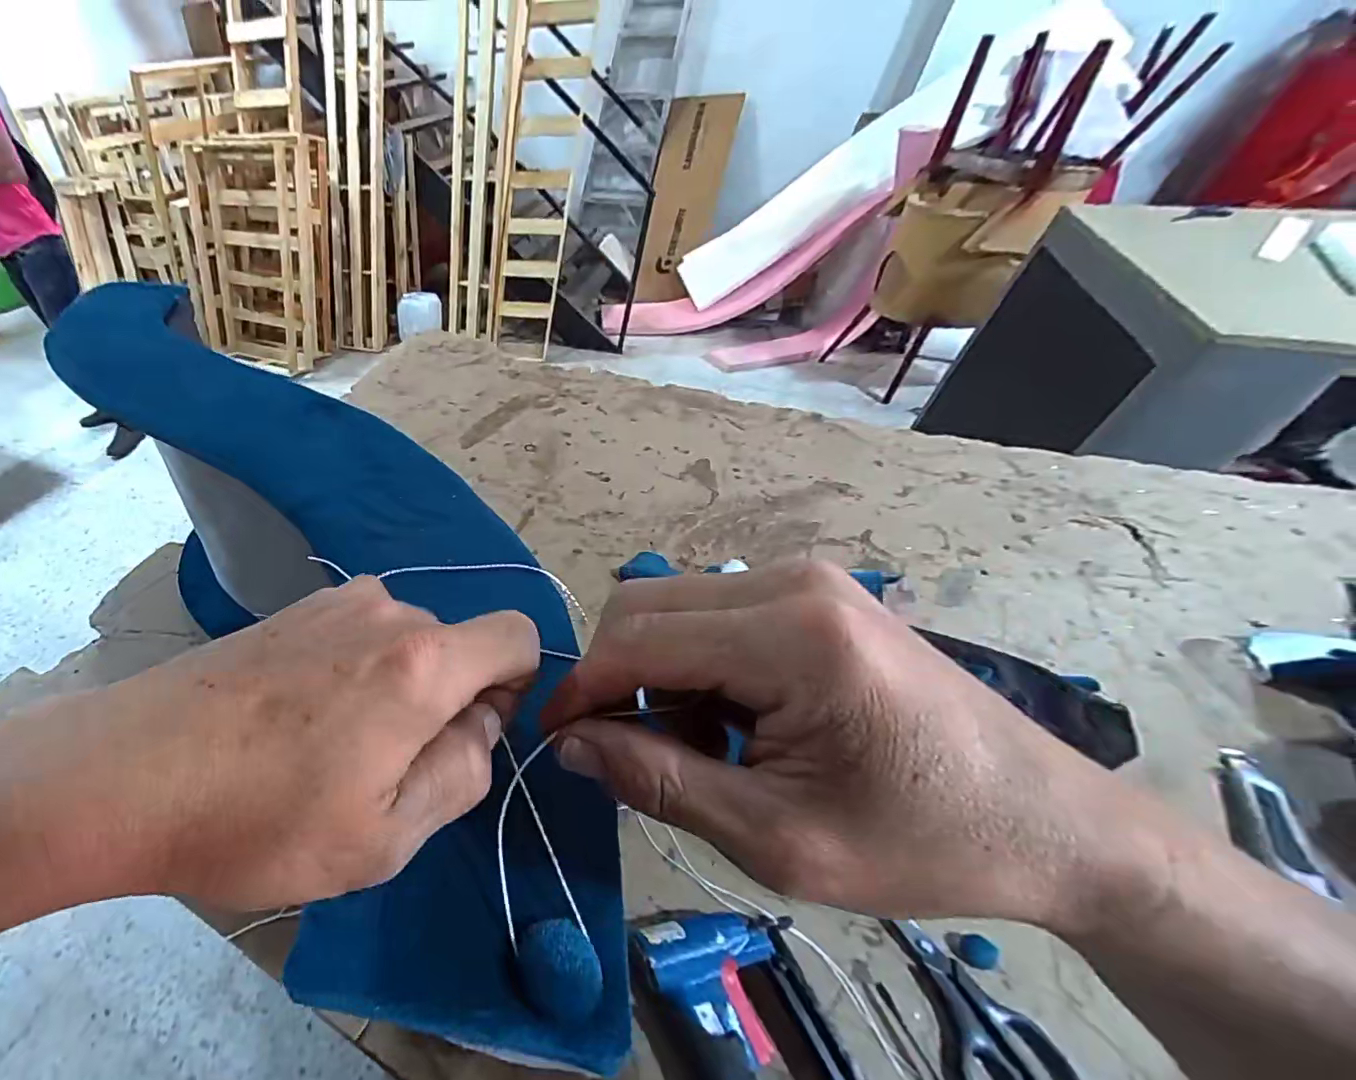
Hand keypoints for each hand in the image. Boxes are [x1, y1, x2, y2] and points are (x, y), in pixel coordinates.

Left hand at [0, 577, 540, 910]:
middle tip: (382, 770)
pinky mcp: (288, 610)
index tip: (464, 739)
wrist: (127, 770)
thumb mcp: (384, 837)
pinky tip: (293, 722)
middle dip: (445, 702)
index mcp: (420, 661)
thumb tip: (480, 723)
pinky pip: (355, 636)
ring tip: (329, 749)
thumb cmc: (260, 819)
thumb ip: (460, 773)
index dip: (512, 688)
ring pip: (403, 644)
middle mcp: (383, 610)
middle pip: (455, 647)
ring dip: (394, 690)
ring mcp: (329, 602)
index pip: (516, 635)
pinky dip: (352, 673)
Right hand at [545, 560, 1156, 932]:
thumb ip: (659, 783)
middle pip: (640, 608)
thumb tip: (569, 744)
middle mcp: (790, 582)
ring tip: (695, 744)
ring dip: (651, 673)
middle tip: (631, 752)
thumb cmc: (926, 842)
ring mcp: (802, 579)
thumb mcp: (778, 840)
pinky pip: (705, 613)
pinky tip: (728, 717)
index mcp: (793, 636)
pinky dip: (687, 664)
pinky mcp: (808, 592)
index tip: (555, 740)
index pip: (636, 641)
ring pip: (666, 607)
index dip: (581, 690)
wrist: (1057, 824)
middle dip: (612, 678)